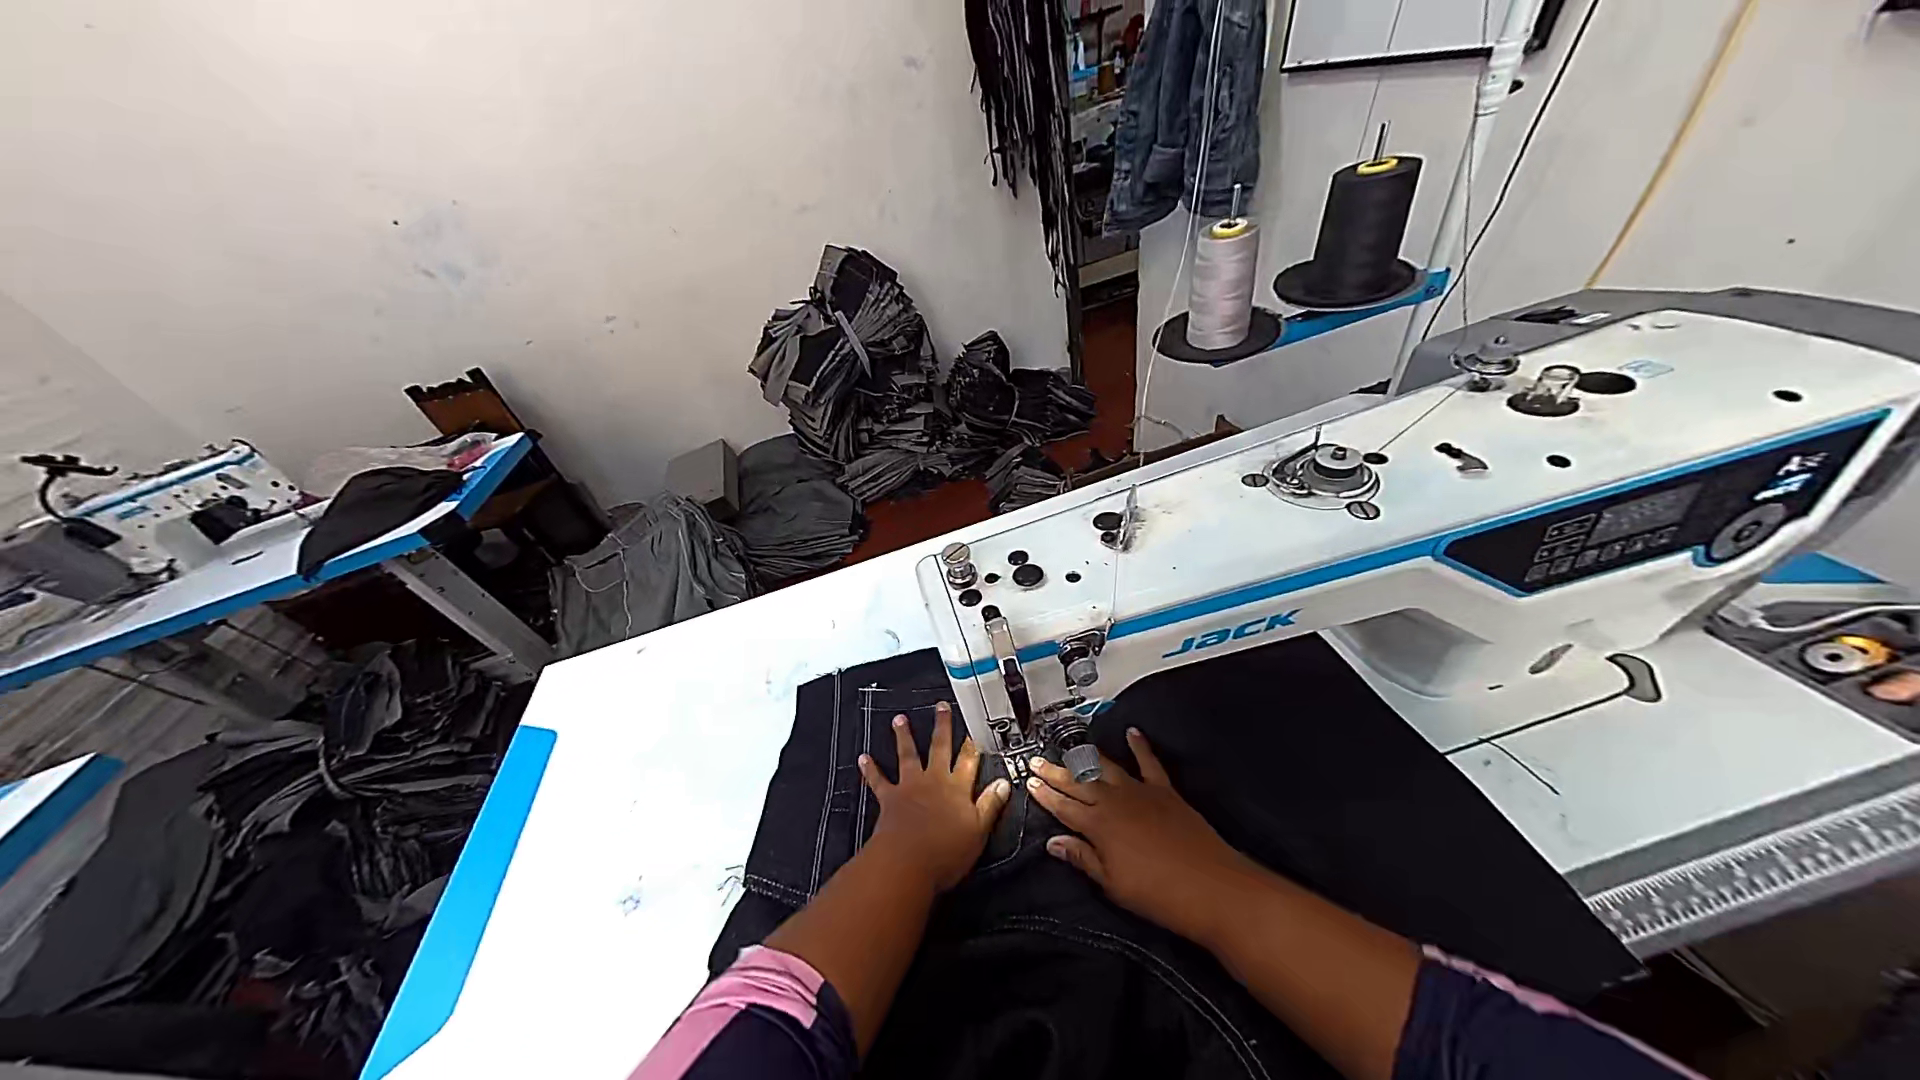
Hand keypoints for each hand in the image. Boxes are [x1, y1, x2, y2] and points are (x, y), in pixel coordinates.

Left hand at [859, 701, 1011, 891]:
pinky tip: (864, 758)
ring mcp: (910, 787)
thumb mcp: (979, 830)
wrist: (907, 862)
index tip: (974, 729)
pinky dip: (870, 769)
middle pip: (939, 747)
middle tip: (941, 707)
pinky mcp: (889, 798)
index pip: (969, 760)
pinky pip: (878, 780)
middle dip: (942, 726)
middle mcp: (934, 781)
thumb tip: (1003, 784)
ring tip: (900, 719)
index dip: (973, 744)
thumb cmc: (946, 851)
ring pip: (908, 755)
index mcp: (957, 788)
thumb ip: (990, 805)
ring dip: (904, 736)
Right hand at [1026, 727, 1260, 946]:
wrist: (1211, 887)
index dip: (1045, 795)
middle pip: (1078, 782)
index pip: (1063, 806)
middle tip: (1037, 762)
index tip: (1030, 784)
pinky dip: (1140, 746)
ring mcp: (1140, 792)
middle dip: (1055, 772)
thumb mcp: (1112, 883)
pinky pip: (1149, 762)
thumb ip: (1081, 857)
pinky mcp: (1165, 791)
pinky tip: (1133, 733)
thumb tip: (1054, 842)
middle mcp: (1115, 801)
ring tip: (1069, 750)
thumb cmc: (1159, 893)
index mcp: (1098, 825)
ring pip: (1105, 768)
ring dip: (1085, 759)